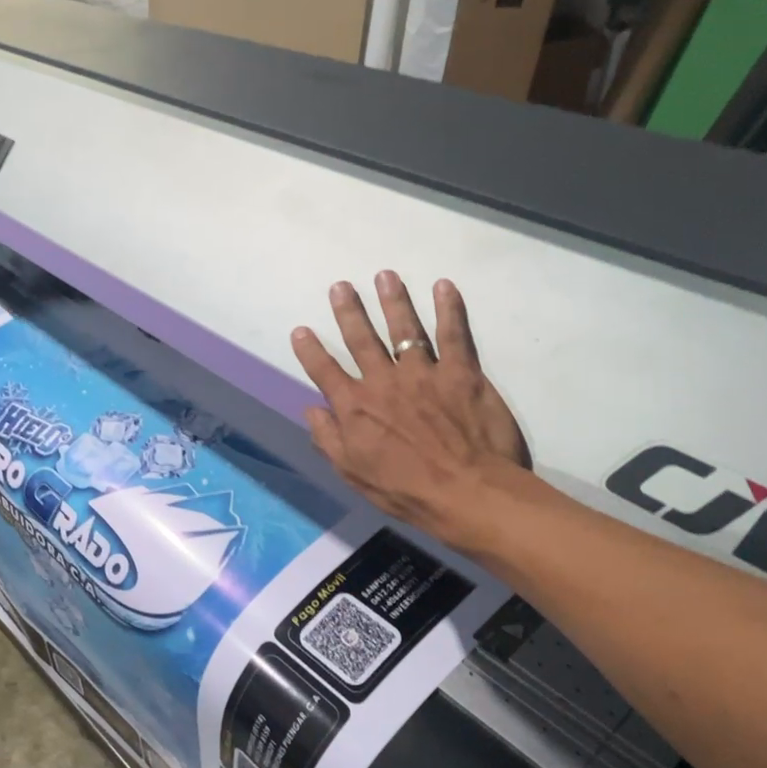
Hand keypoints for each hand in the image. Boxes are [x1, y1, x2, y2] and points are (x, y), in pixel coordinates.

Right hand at [290, 271, 530, 549]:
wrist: (466, 491)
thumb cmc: (405, 490)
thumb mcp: (353, 473)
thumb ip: (329, 439)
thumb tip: (312, 411)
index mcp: (354, 408)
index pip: (325, 371)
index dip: (310, 350)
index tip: (301, 330)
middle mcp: (383, 382)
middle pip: (361, 339)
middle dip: (349, 311)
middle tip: (340, 286)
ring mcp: (424, 374)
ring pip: (404, 328)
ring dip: (393, 300)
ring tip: (385, 276)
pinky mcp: (462, 373)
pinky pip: (454, 334)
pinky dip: (449, 308)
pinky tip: (443, 287)